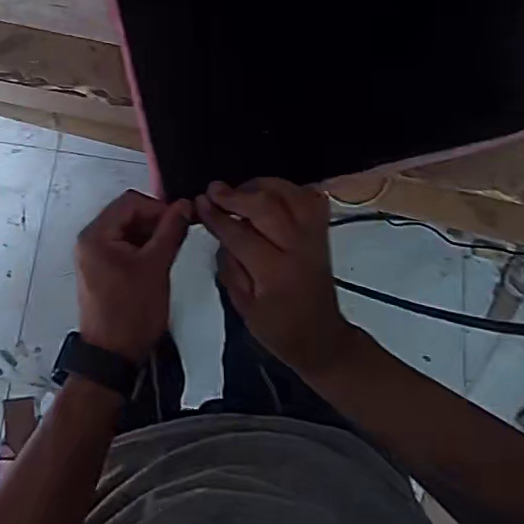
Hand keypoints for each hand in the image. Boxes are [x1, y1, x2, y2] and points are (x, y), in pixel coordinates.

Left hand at [75, 190, 191, 363]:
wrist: (114, 357)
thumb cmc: (132, 311)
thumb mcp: (157, 265)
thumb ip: (171, 230)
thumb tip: (185, 205)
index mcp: (96, 236)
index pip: (131, 202)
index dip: (159, 208)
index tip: (181, 222)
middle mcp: (90, 241)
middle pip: (128, 213)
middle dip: (156, 221)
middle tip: (178, 235)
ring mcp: (94, 256)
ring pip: (129, 230)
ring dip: (152, 235)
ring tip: (170, 250)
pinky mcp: (102, 270)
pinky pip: (125, 246)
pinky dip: (144, 248)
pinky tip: (159, 262)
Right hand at [196, 178, 360, 376]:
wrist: (321, 337)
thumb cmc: (279, 328)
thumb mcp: (244, 308)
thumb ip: (231, 268)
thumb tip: (221, 233)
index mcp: (275, 273)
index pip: (241, 234)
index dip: (217, 216)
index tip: (200, 202)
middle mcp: (298, 248)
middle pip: (268, 206)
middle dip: (237, 195)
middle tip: (215, 190)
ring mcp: (315, 236)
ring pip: (291, 194)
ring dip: (262, 186)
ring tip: (240, 190)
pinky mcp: (323, 231)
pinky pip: (310, 198)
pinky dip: (290, 190)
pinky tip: (271, 193)